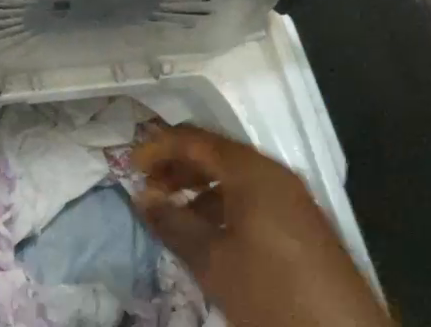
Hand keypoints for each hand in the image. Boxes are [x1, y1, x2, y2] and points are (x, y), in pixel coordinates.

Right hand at [133, 126, 390, 326]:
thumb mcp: (213, 261)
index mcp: (252, 171)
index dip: (158, 146)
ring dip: (198, 188)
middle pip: (215, 153)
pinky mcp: (300, 223)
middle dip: (177, 166)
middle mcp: (273, 173)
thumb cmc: (272, 292)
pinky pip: (251, 197)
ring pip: (233, 177)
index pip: (195, 139)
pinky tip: (208, 235)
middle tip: (147, 188)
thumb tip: (142, 197)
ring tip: (172, 215)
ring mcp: (291, 198)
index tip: (130, 166)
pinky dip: (222, 205)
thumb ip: (173, 224)